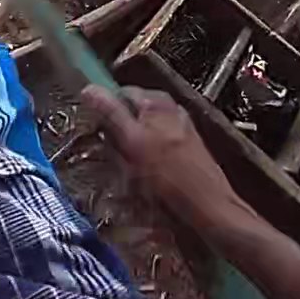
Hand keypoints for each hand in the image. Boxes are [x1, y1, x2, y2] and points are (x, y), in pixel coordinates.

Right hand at [80, 85, 240, 222]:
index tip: (101, 134)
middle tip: (118, 157)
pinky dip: (149, 159)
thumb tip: (88, 89)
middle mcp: (170, 107)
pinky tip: (150, 179)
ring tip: (133, 171)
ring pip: (144, 132)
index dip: (106, 113)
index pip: (118, 94)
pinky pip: (157, 147)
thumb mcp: (133, 142)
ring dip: (134, 149)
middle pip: (132, 114)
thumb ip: (110, 112)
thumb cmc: (170, 176)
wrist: (211, 209)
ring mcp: (181, 127)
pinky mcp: (187, 149)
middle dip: (121, 133)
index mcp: (156, 99)